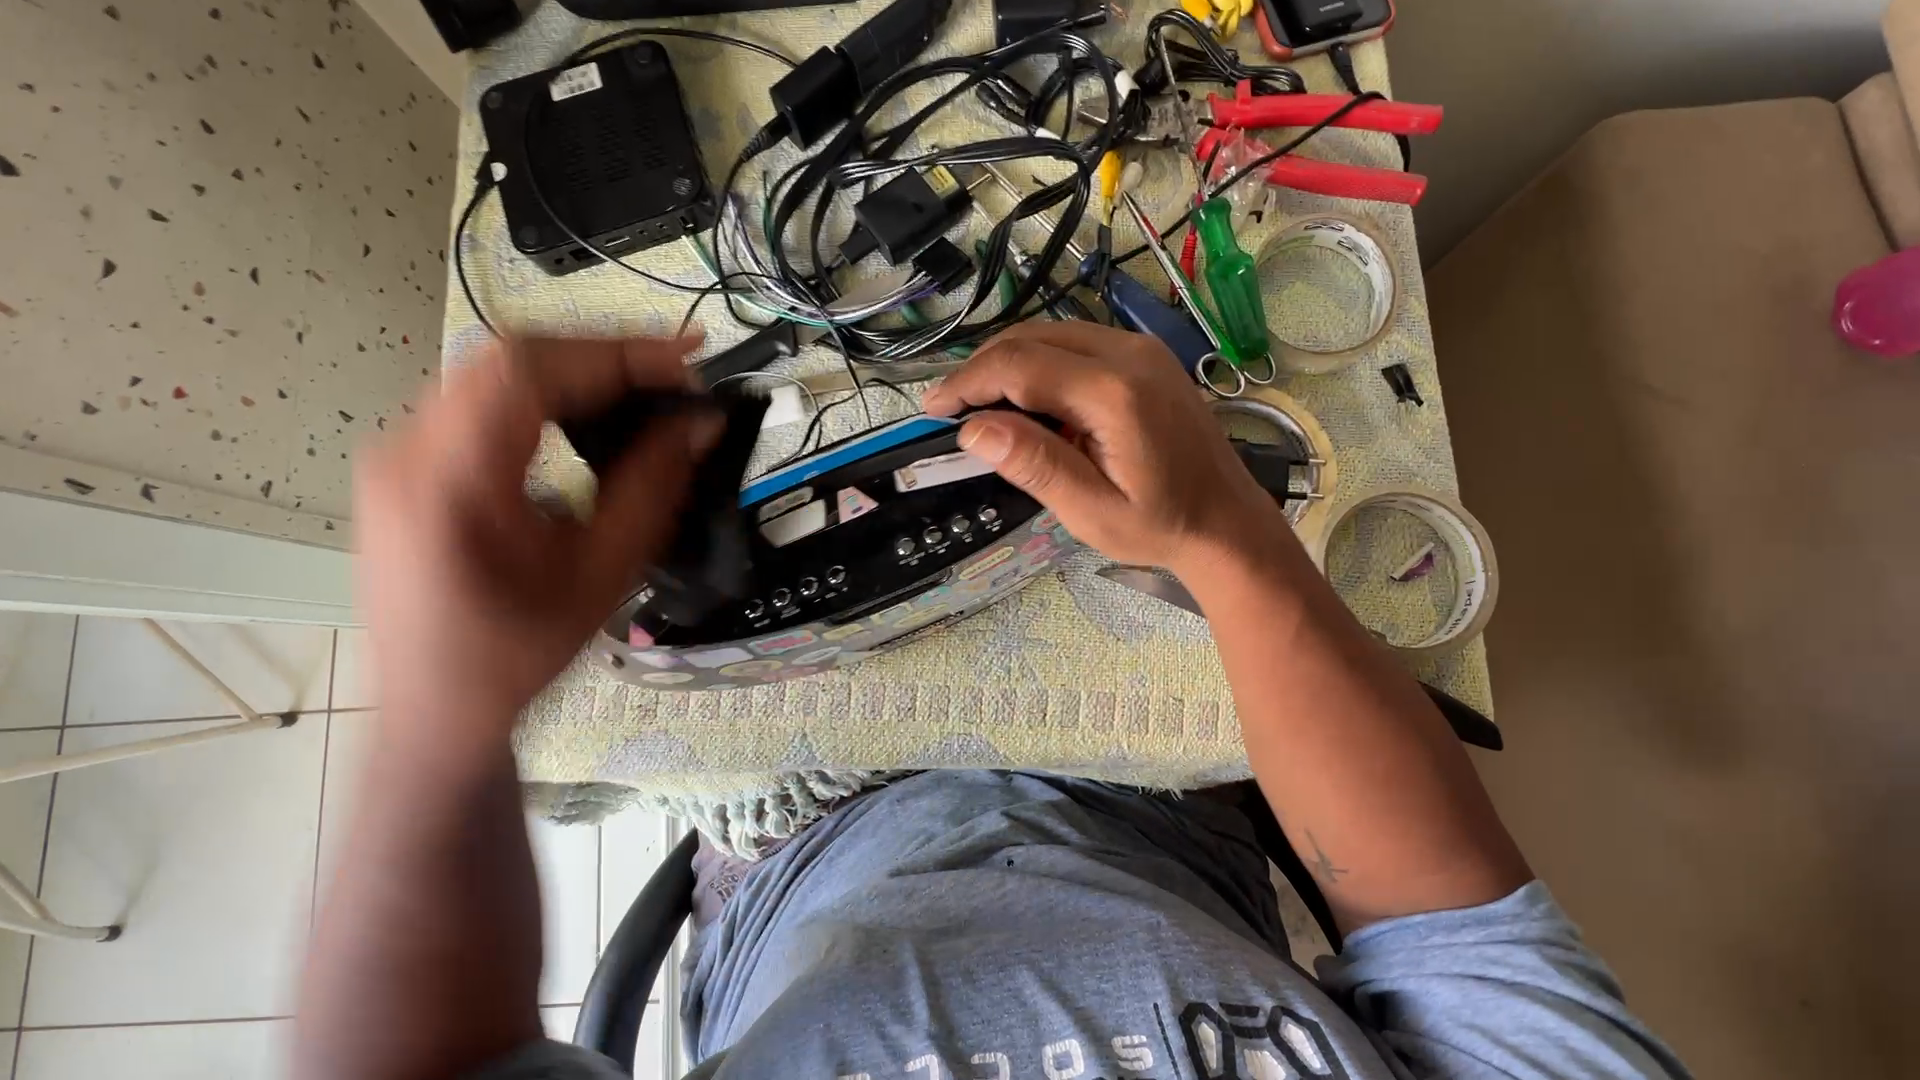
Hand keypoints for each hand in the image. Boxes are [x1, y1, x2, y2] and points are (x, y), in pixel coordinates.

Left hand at [353, 336, 717, 736]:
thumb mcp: (599, 577)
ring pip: (492, 372)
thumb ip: (652, 489)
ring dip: (573, 374)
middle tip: (672, 377)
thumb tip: (699, 424)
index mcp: (448, 481)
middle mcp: (406, 450)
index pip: (530, 372)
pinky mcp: (406, 465)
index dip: (615, 353)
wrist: (434, 712)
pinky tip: (586, 417)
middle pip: (508, 358)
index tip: (686, 358)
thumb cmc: (517, 657)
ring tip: (642, 392)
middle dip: (600, 356)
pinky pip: (479, 402)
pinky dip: (542, 396)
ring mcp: (396, 454)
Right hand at [921, 321, 1287, 578]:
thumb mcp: (1091, 510)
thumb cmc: (1160, 525)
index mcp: (1114, 393)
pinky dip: (1039, 364)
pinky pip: (1076, 343)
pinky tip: (1028, 401)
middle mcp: (1128, 353)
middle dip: (982, 369)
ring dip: (1009, 364)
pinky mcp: (1144, 355)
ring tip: (981, 406)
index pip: (1019, 365)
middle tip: (951, 409)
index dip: (967, 382)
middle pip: (1031, 337)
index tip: (932, 409)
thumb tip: (973, 429)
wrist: (1227, 520)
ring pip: (1051, 334)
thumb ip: (1034, 464)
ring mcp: (1140, 348)